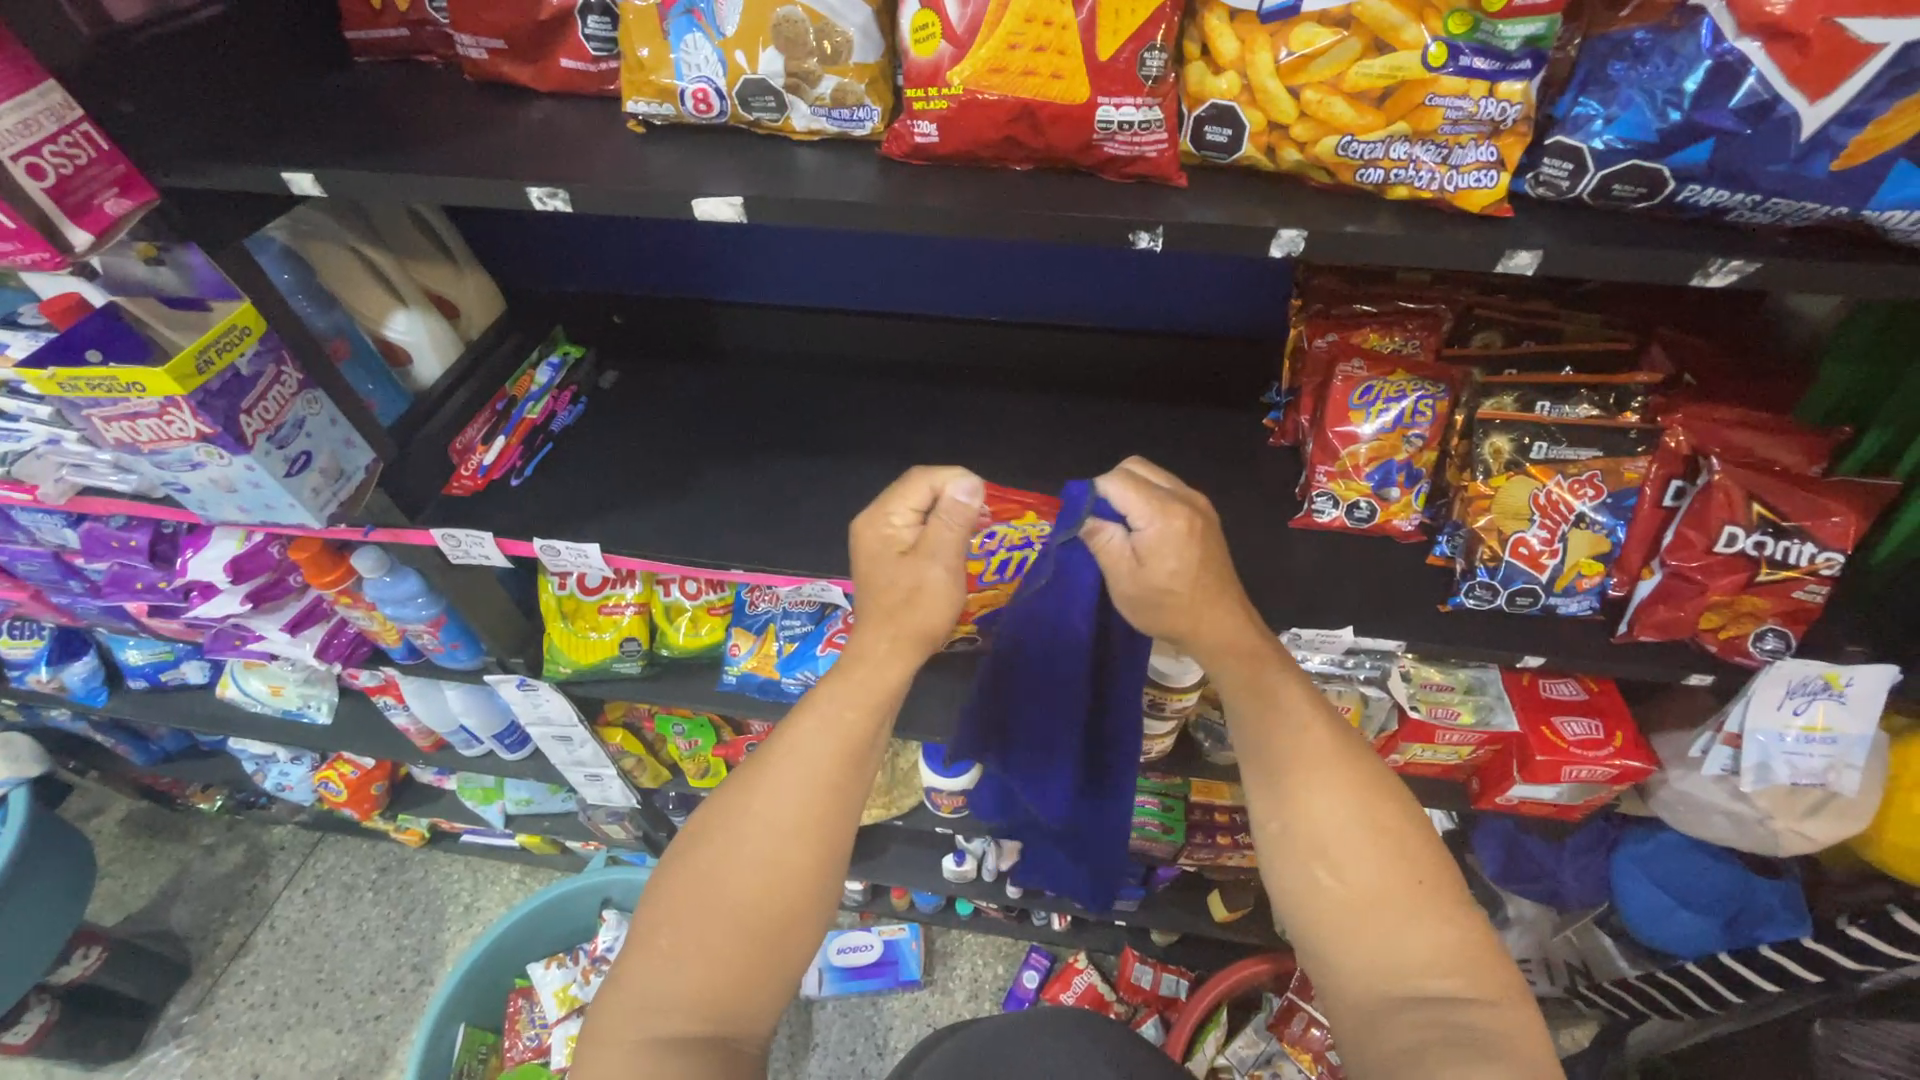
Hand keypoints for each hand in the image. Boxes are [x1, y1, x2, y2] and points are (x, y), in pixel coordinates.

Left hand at [846, 465, 983, 668]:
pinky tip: (958, 544)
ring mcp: (878, 539)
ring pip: (920, 509)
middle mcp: (874, 520)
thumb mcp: (940, 561)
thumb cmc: (915, 612)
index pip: (923, 479)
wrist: (887, 657)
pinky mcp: (886, 556)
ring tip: (978, 529)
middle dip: (955, 497)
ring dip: (950, 514)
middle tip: (986, 517)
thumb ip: (953, 518)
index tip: (988, 504)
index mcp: (881, 517)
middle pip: (919, 490)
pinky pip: (916, 529)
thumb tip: (969, 481)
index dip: (958, 482)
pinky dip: (940, 530)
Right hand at [1080, 456, 1265, 662]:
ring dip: (1130, 491)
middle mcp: (1184, 497)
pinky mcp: (1205, 512)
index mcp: (1163, 512)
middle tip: (1102, 522)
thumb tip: (1080, 514)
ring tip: (1122, 528)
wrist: (1220, 626)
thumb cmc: (1167, 608)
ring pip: (1152, 474)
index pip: (1115, 479)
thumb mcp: (1123, 579)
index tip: (1084, 522)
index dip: (1092, 495)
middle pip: (1134, 466)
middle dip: (1110, 487)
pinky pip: (1168, 488)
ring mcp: (1199, 502)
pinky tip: (1145, 530)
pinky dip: (1149, 497)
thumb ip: (1101, 538)